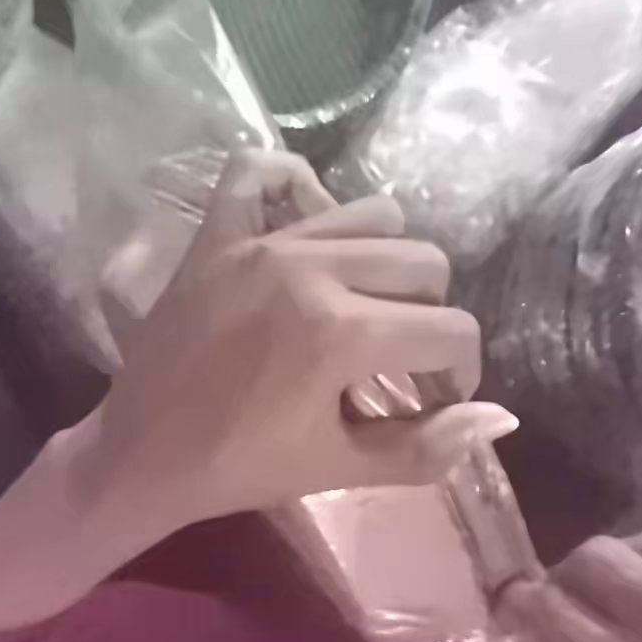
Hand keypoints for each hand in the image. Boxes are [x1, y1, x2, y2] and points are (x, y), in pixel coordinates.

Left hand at [0, 151, 515, 641]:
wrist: (141, 458)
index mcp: (342, 333)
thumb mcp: (340, 468)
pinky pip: (262, 171)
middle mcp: (310, 268)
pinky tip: (308, 232)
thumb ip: (426, 448)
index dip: (460, 374)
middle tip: (400, 365)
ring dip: (388, 265)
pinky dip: (296, 189)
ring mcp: (260, 241)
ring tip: (365, 309)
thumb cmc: (242, 470)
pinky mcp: (217, 234)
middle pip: (425, 265)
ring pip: (372, 214)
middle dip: (430, 321)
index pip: (452, 332)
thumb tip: (500, 419)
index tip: (435, 402)